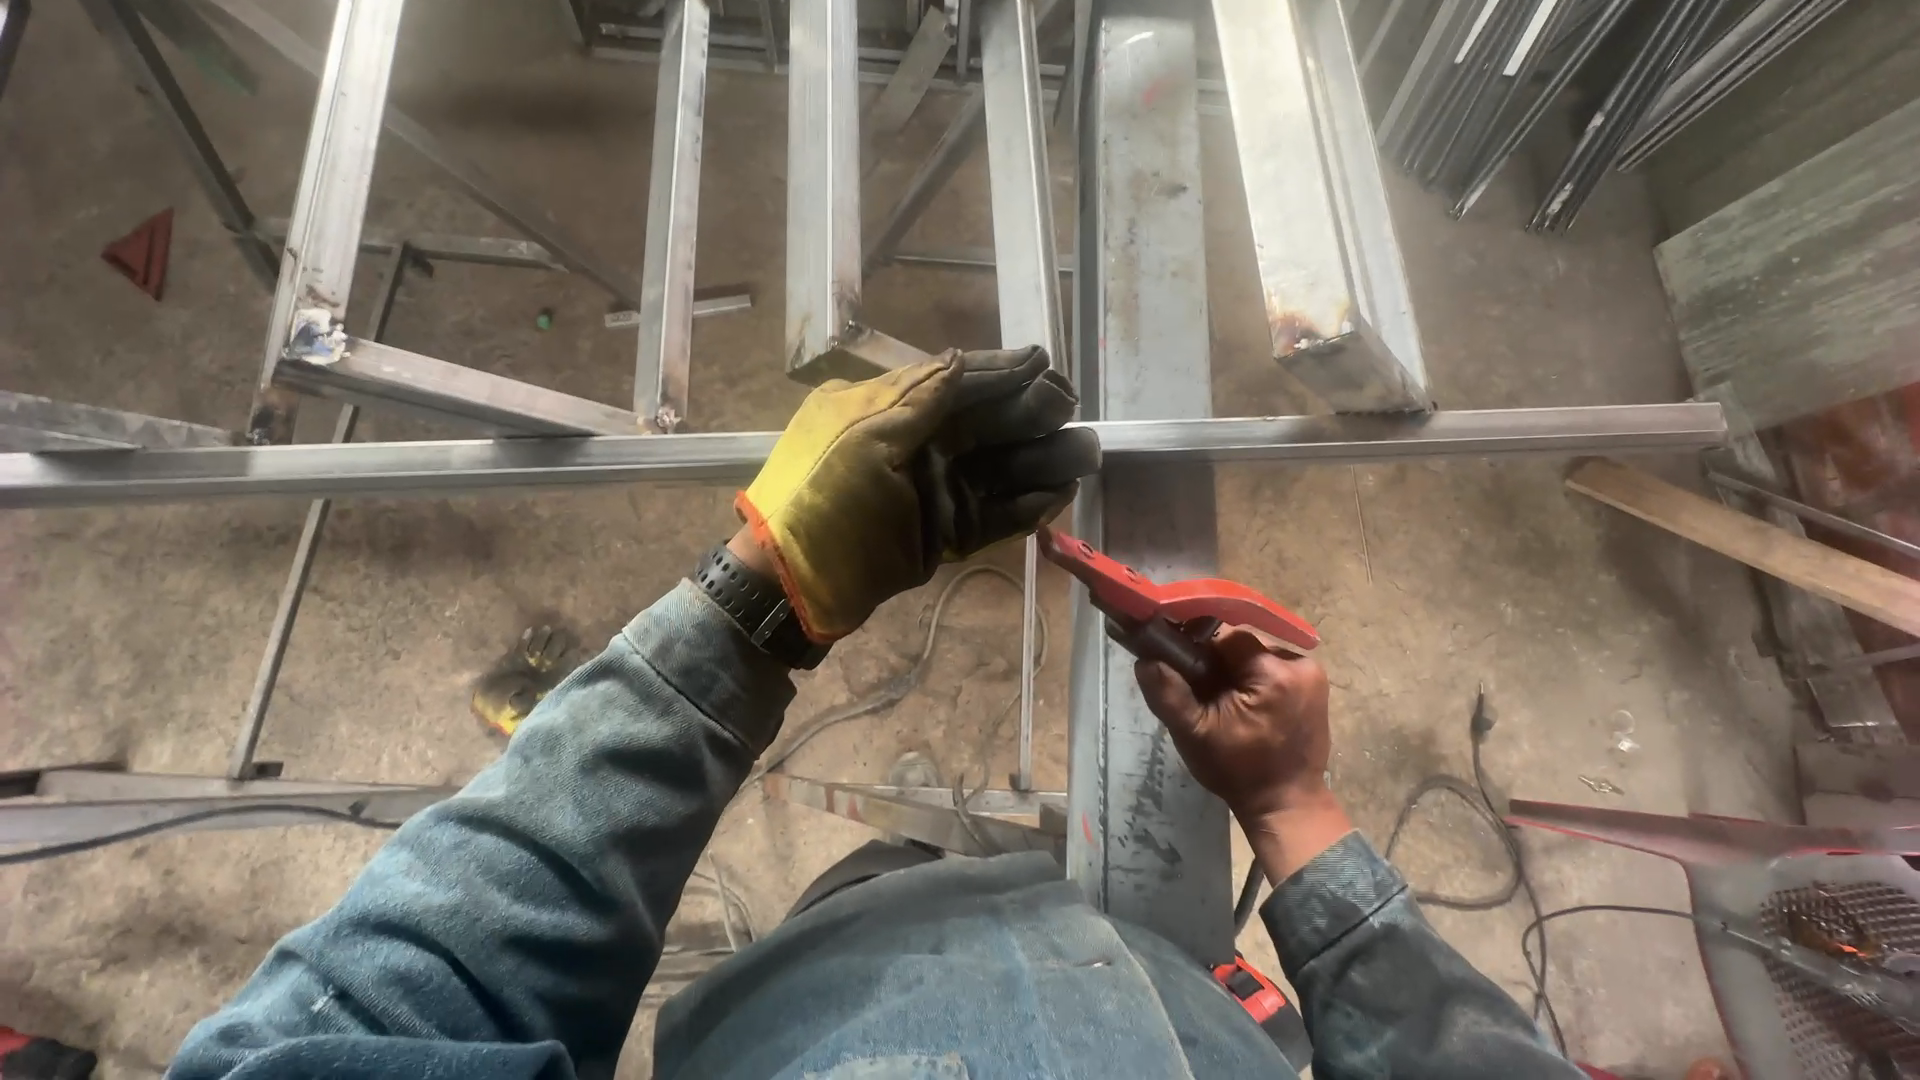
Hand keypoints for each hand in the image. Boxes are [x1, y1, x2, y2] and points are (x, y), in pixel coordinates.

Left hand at [737, 347, 1100, 641]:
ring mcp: (930, 492)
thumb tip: (959, 359)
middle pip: (982, 424)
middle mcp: (915, 447)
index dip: (997, 371)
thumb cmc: (821, 502)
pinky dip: (1022, 508)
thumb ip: (917, 401)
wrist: (791, 586)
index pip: (952, 382)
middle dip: (1028, 414)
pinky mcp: (940, 534)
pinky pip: (989, 517)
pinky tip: (1058, 494)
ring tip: (1084, 452)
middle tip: (1070, 405)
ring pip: (994, 470)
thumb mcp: (864, 440)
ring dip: (1037, 461)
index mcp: (888, 413)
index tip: (1040, 361)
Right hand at [1136, 627, 1351, 882]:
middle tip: (1204, 694)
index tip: (1188, 676)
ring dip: (1237, 670)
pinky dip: (1256, 679)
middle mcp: (1300, 664)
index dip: (1200, 652)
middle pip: (1244, 644)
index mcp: (1274, 672)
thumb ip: (1167, 693)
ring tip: (1225, 703)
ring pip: (1258, 654)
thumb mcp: (1193, 734)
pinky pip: (1274, 667)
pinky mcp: (1316, 687)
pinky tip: (1246, 706)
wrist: (1286, 805)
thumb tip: (1144, 660)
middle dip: (1220, 663)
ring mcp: (1313, 675)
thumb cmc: (1238, 771)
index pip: (1226, 637)